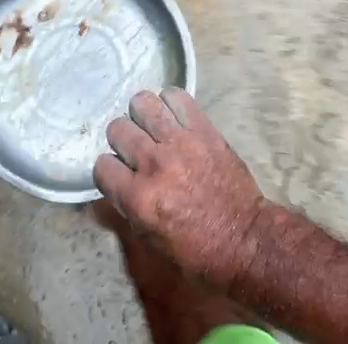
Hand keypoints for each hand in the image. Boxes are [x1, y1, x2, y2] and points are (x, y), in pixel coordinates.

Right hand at [93, 88, 268, 290]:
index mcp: (139, 198)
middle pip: (117, 128)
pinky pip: (176, 97)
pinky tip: (174, 118)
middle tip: (137, 151)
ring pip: (142, 103)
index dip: (109, 172)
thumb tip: (109, 186)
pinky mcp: (203, 129)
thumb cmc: (197, 250)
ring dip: (143, 116)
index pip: (102, 165)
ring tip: (153, 128)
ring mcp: (180, 142)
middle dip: (123, 141)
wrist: (245, 240)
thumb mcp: (150, 241)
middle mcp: (154, 164)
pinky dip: (170, 103)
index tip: (120, 175)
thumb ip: (125, 208)